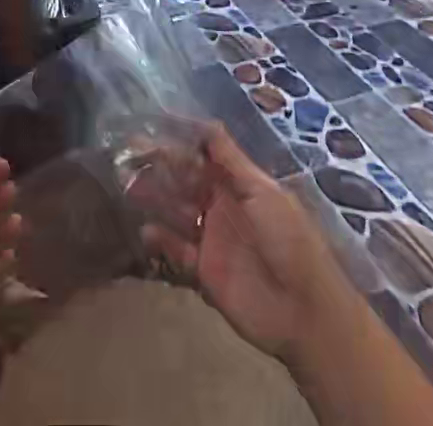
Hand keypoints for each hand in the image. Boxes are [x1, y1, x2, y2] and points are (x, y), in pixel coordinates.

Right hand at [143, 124, 352, 362]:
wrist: (303, 310)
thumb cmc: (288, 240)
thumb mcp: (263, 193)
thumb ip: (231, 161)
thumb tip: (206, 123)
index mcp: (239, 185)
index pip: (204, 155)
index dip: (181, 141)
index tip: (152, 125)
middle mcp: (222, 206)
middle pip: (186, 181)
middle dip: (160, 167)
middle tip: (129, 154)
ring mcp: (211, 237)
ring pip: (176, 211)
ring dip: (155, 198)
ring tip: (129, 187)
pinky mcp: (202, 270)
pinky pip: (176, 249)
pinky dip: (160, 240)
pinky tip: (147, 231)